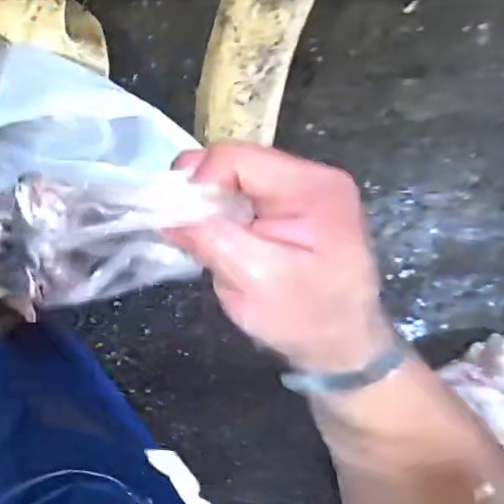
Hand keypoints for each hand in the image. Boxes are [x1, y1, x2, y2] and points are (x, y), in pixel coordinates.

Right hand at [166, 142, 395, 373]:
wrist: (338, 345)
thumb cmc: (306, 316)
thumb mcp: (255, 280)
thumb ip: (210, 238)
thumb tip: (164, 212)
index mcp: (311, 187)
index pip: (232, 157)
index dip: (198, 184)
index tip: (187, 223)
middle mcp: (304, 176)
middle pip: (224, 160)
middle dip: (196, 193)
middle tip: (188, 231)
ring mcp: (291, 188)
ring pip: (220, 174)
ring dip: (200, 205)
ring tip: (202, 238)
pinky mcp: (275, 202)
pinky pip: (226, 190)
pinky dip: (208, 212)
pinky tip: (213, 238)